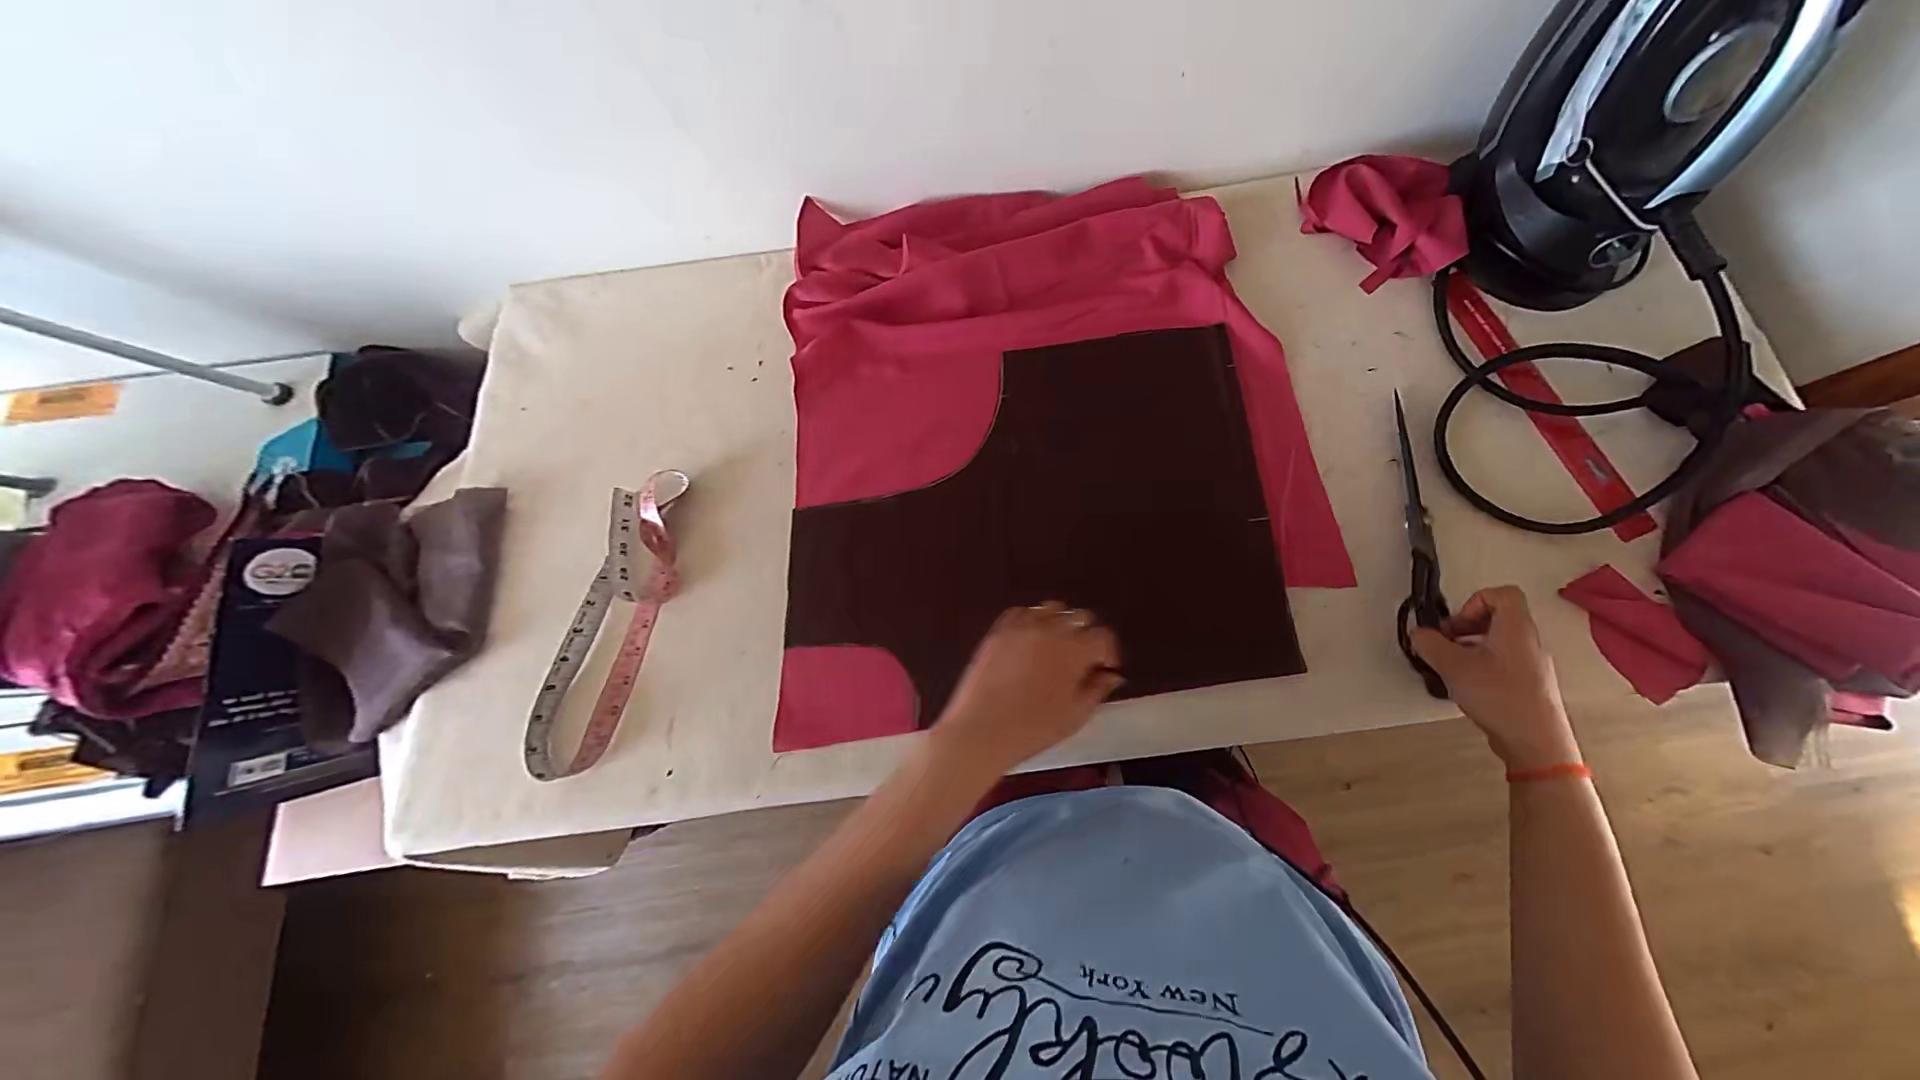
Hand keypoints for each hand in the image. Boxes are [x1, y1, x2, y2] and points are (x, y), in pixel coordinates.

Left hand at [930, 603, 1123, 777]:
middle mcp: (1052, 629)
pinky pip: (1022, 612)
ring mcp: (1022, 626)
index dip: (1107, 652)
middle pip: (1079, 618)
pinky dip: (1031, 620)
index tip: (1103, 668)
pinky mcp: (999, 630)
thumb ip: (1097, 689)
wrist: (982, 729)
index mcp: (1076, 649)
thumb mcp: (1076, 715)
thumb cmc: (1034, 728)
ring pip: (1052, 610)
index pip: (1103, 636)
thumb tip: (1111, 675)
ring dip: (1059, 624)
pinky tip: (1030, 640)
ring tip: (1055, 648)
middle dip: (1085, 636)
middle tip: (1080, 660)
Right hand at [1410, 585, 1580, 770]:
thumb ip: (1429, 643)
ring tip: (1451, 667)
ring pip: (1497, 641)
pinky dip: (1480, 665)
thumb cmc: (1497, 694)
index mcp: (1515, 628)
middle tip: (1446, 644)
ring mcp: (1532, 664)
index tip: (1456, 625)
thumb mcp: (1452, 665)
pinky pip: (1502, 661)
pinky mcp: (1529, 684)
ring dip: (1469, 647)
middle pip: (1496, 617)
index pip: (1502, 594)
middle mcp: (1528, 641)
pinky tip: (1467, 685)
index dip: (1473, 602)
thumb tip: (1419, 634)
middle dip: (1464, 626)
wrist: (1535, 740)